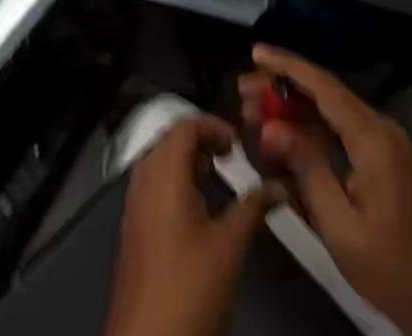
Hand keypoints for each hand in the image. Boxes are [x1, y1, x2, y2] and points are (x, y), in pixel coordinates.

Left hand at [106, 117, 274, 335]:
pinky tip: (198, 205)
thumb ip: (252, 208)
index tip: (239, 143)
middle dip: (200, 140)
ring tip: (218, 176)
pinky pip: (152, 184)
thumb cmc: (191, 287)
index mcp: (163, 176)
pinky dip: (175, 180)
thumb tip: (278, 186)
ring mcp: (134, 203)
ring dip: (187, 160)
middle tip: (231, 157)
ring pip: (159, 161)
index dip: (212, 125)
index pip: (183, 127)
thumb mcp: (230, 247)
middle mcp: (143, 181)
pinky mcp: (133, 225)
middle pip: (168, 140)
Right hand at [238, 46, 411, 323]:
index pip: (324, 88)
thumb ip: (305, 169)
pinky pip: (340, 128)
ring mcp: (385, 142)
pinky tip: (283, 135)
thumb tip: (270, 128)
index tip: (255, 53)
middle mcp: (382, 130)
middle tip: (242, 93)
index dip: (287, 67)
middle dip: (281, 88)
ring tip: (253, 111)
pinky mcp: (383, 156)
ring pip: (330, 109)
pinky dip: (309, 126)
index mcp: (374, 141)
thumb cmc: (393, 267)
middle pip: (325, 94)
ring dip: (292, 107)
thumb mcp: (339, 225)